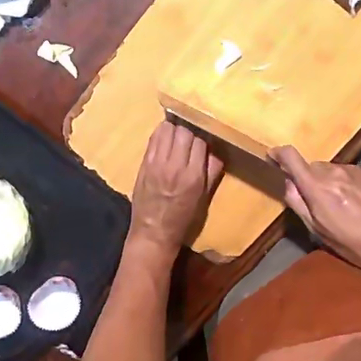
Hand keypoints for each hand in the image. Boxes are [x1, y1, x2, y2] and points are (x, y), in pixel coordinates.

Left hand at [128, 120, 223, 251]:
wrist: (153, 232)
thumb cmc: (183, 218)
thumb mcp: (205, 197)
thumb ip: (212, 171)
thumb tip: (215, 149)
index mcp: (194, 176)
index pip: (201, 141)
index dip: (204, 136)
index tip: (205, 137)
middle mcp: (175, 166)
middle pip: (184, 130)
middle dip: (190, 129)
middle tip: (191, 134)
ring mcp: (157, 163)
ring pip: (167, 129)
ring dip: (175, 128)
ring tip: (178, 133)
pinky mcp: (144, 162)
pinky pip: (153, 137)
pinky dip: (162, 133)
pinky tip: (166, 137)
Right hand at [270, 146, 360, 281]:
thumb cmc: (356, 245)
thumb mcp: (319, 231)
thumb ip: (299, 204)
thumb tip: (288, 184)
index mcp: (317, 187)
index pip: (291, 157)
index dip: (278, 154)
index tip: (272, 157)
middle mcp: (335, 171)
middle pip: (312, 167)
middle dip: (309, 180)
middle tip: (314, 204)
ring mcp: (355, 170)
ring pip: (332, 171)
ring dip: (329, 183)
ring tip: (340, 208)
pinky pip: (349, 174)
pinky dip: (346, 184)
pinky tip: (357, 205)